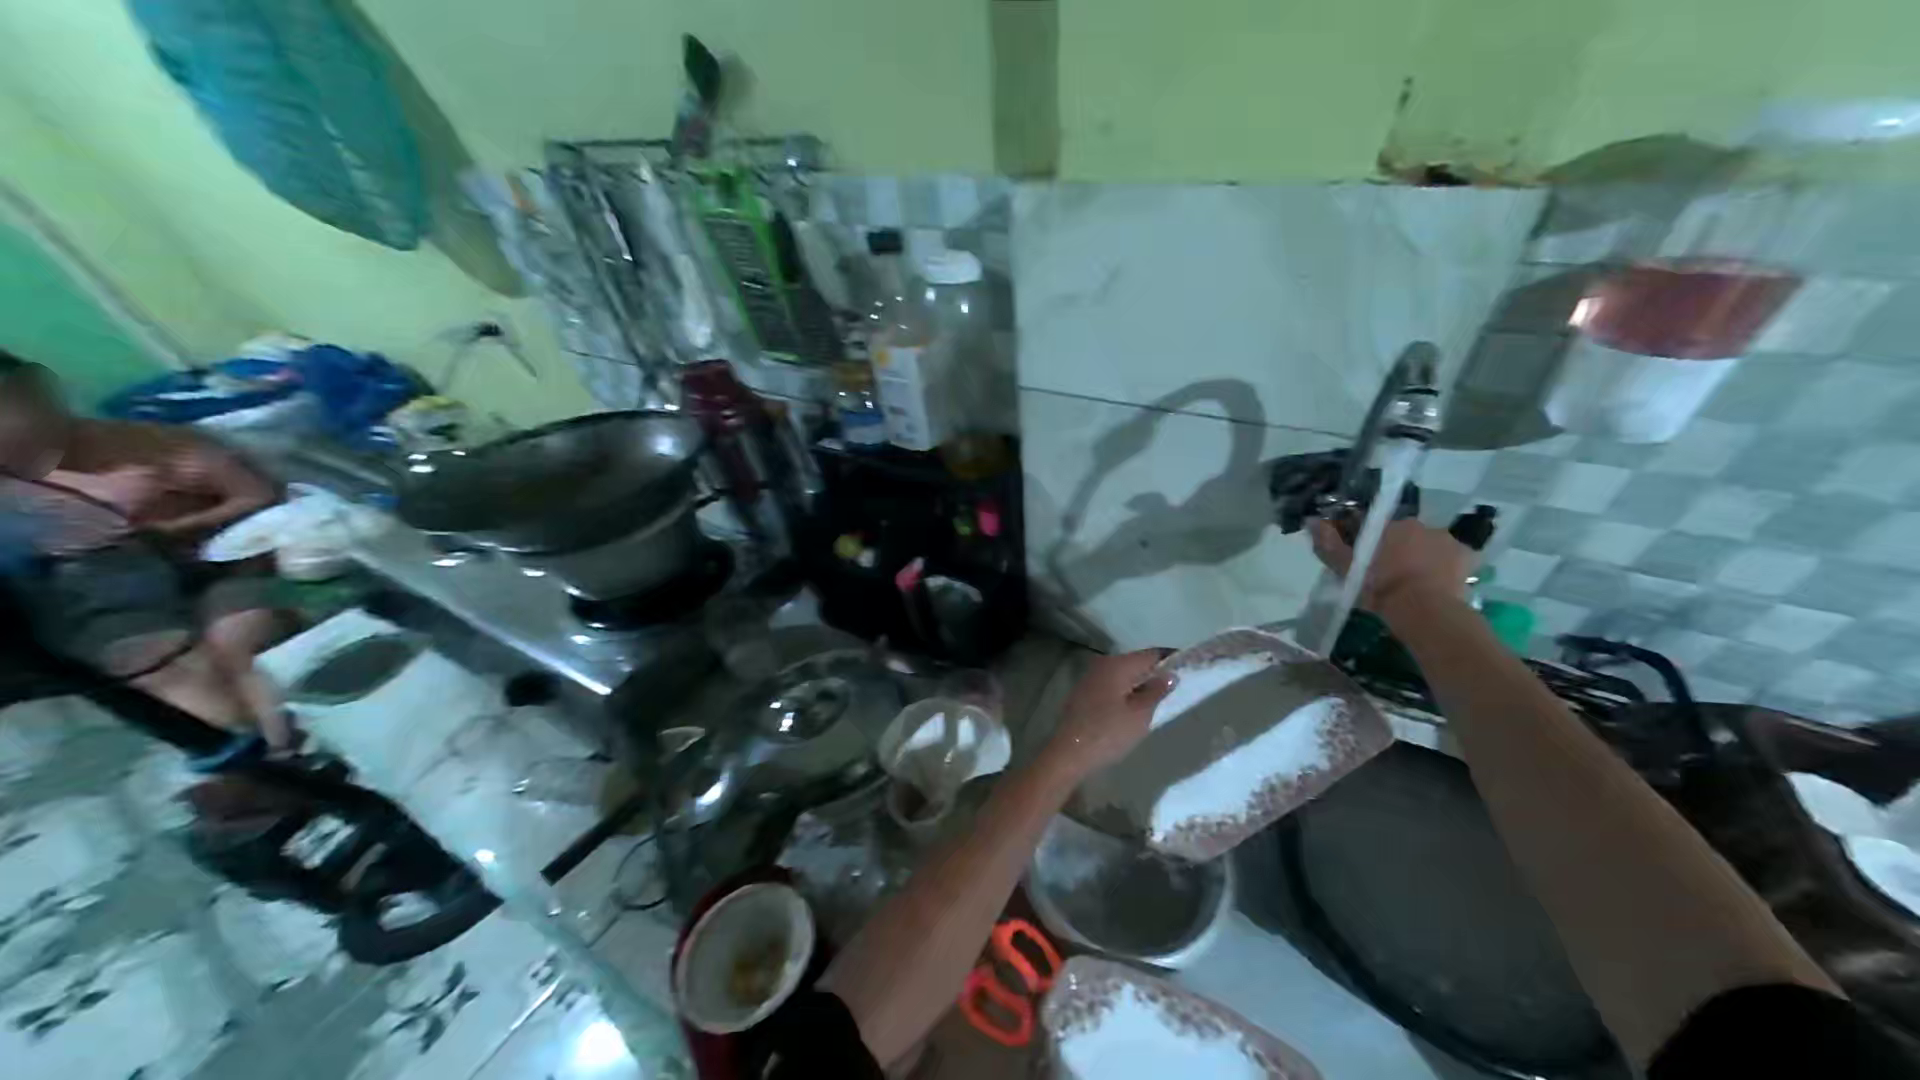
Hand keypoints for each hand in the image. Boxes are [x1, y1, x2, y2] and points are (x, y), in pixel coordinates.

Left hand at [1039, 649, 1176, 781]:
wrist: (1069, 753)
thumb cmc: (1109, 732)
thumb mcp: (1140, 714)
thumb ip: (1157, 691)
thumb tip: (1170, 674)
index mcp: (1117, 664)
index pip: (1151, 654)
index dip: (1171, 659)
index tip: (1190, 666)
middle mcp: (1102, 664)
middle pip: (1136, 662)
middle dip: (1156, 672)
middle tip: (1179, 685)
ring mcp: (1090, 678)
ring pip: (1124, 674)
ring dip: (1141, 682)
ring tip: (1161, 697)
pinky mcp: (1084, 693)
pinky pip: (1113, 685)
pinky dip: (1127, 691)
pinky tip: (1136, 706)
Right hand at [1309, 518, 1475, 615]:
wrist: (1423, 610)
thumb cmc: (1380, 588)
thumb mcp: (1346, 568)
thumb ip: (1328, 543)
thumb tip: (1312, 520)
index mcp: (1387, 525)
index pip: (1373, 525)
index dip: (1367, 540)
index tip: (1365, 558)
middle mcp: (1417, 524)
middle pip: (1404, 533)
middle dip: (1398, 547)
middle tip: (1390, 573)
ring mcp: (1445, 538)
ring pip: (1428, 544)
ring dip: (1422, 556)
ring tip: (1416, 581)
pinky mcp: (1467, 554)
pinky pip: (1454, 556)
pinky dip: (1446, 565)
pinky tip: (1439, 583)